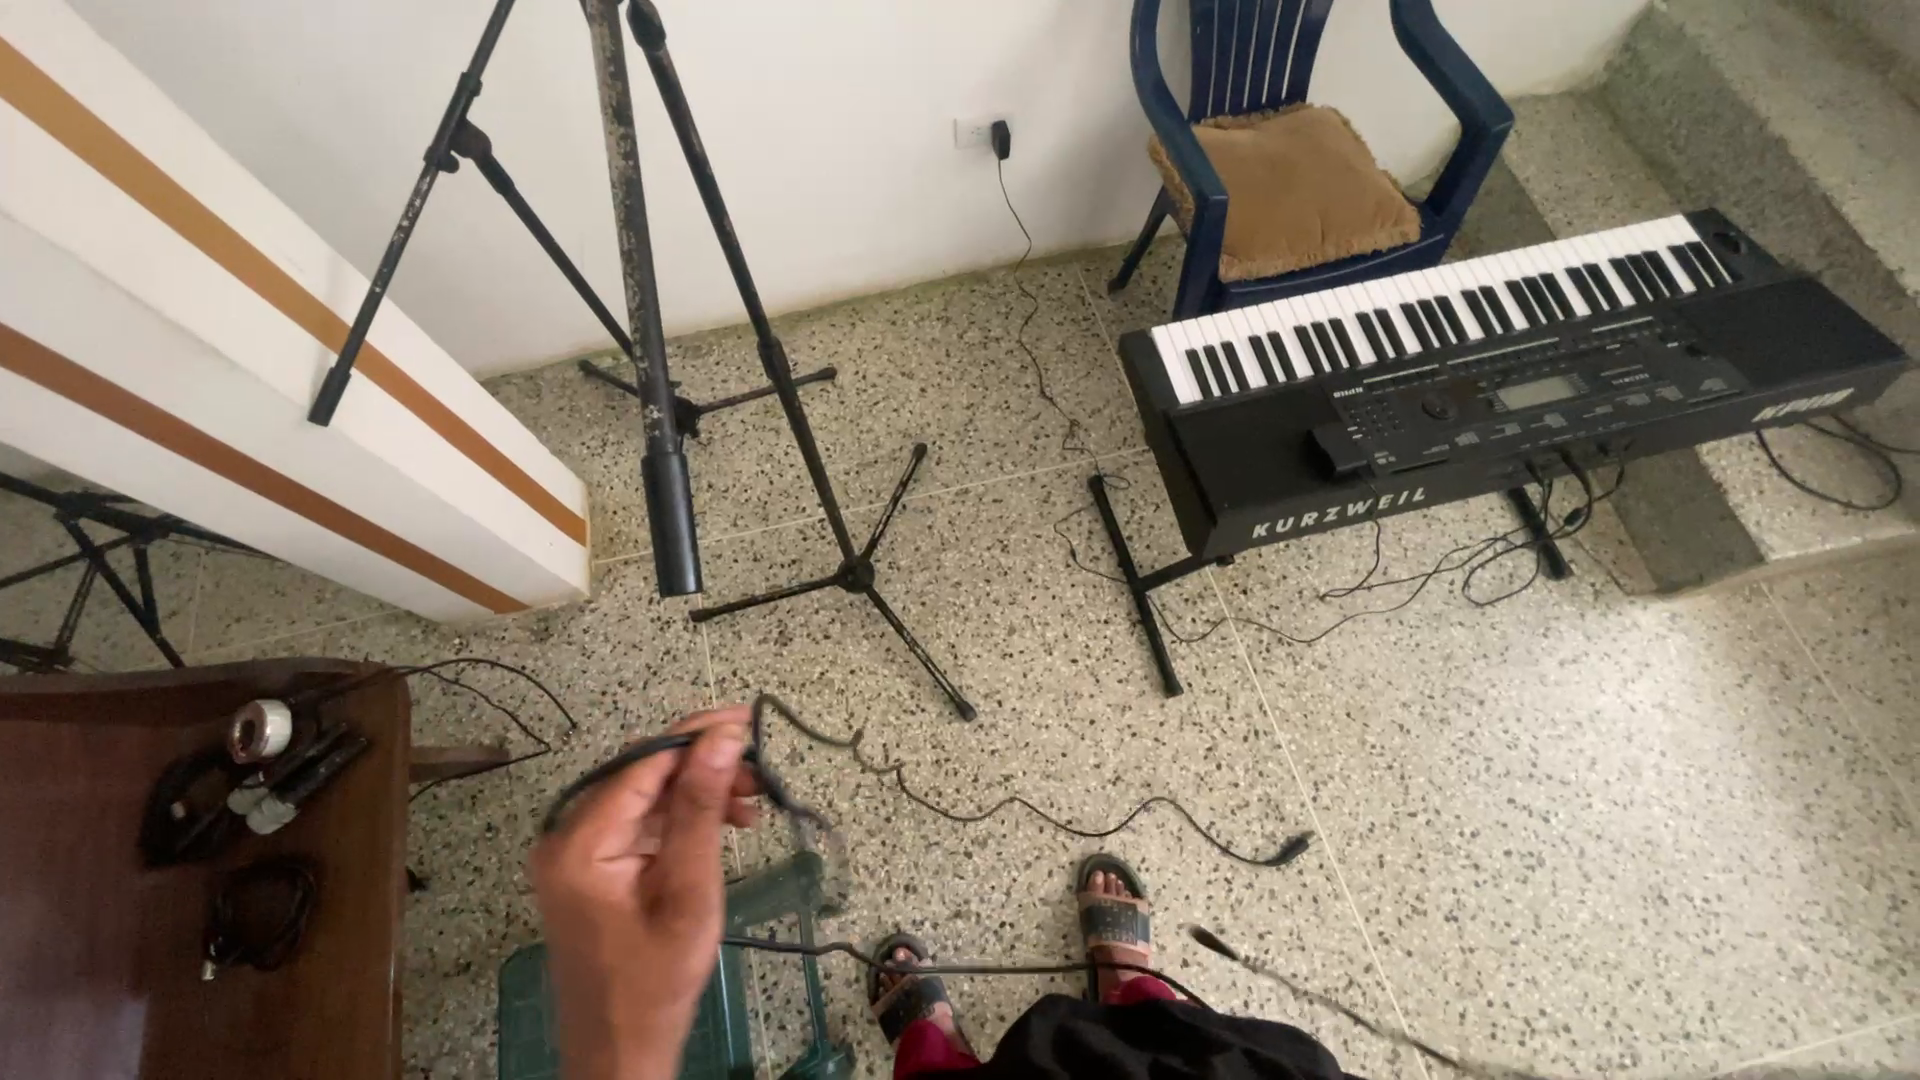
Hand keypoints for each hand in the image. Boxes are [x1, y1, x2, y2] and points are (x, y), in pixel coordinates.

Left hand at [530, 707, 760, 1079]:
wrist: (621, 1052)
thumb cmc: (657, 980)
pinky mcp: (595, 866)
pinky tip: (726, 822)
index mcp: (580, 842)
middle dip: (704, 763)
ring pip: (648, 793)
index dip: (697, 735)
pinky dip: (686, 816)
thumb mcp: (688, 889)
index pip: (644, 762)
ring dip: (701, 789)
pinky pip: (644, 821)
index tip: (749, 720)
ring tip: (753, 801)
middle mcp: (568, 836)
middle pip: (644, 773)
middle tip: (759, 769)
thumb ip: (701, 808)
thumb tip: (724, 737)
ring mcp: (578, 852)